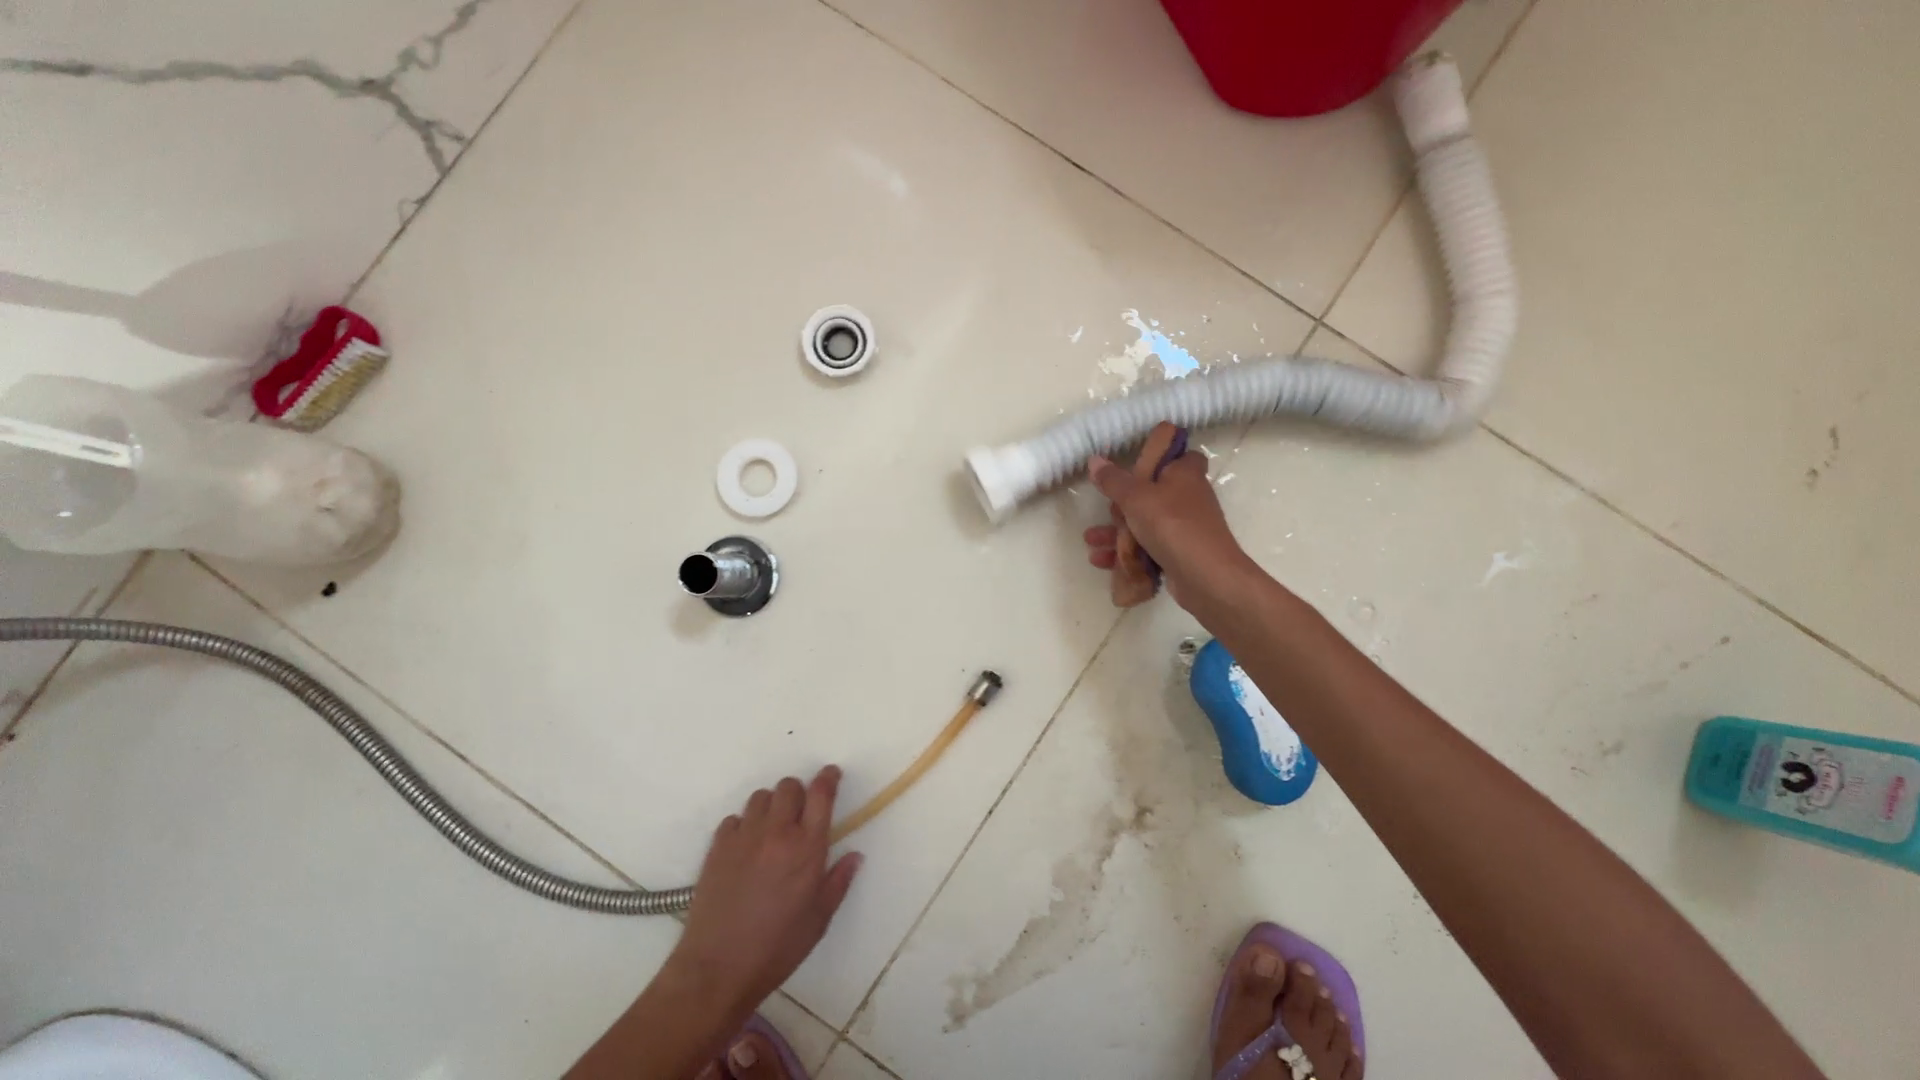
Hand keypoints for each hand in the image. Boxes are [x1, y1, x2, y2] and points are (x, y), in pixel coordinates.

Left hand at [667, 767, 861, 1016]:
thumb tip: (854, 855)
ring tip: (773, 828)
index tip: (832, 775)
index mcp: (806, 848)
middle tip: (801, 813)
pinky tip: (747, 847)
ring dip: (772, 805)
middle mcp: (776, 833)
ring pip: (760, 797)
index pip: (821, 795)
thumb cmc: (777, 948)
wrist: (718, 967)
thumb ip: (838, 882)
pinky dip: (745, 824)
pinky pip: (734, 819)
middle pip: (788, 787)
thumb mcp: (819, 919)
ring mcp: (743, 837)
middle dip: (799, 792)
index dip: (828, 778)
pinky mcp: (717, 848)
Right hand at [1082, 425, 1252, 605]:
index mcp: (1185, 474)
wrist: (1204, 576)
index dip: (1160, 455)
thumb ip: (1113, 481)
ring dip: (1117, 531)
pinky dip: (1126, 553)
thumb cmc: (1172, 524)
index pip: (1181, 454)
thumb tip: (1094, 460)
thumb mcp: (1136, 497)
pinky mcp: (1179, 553)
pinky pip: (1148, 548)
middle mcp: (1188, 497)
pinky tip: (1100, 560)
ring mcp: (1184, 527)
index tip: (1136, 462)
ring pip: (1146, 523)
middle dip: (1123, 502)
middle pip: (1154, 492)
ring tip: (1090, 540)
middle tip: (1105, 508)